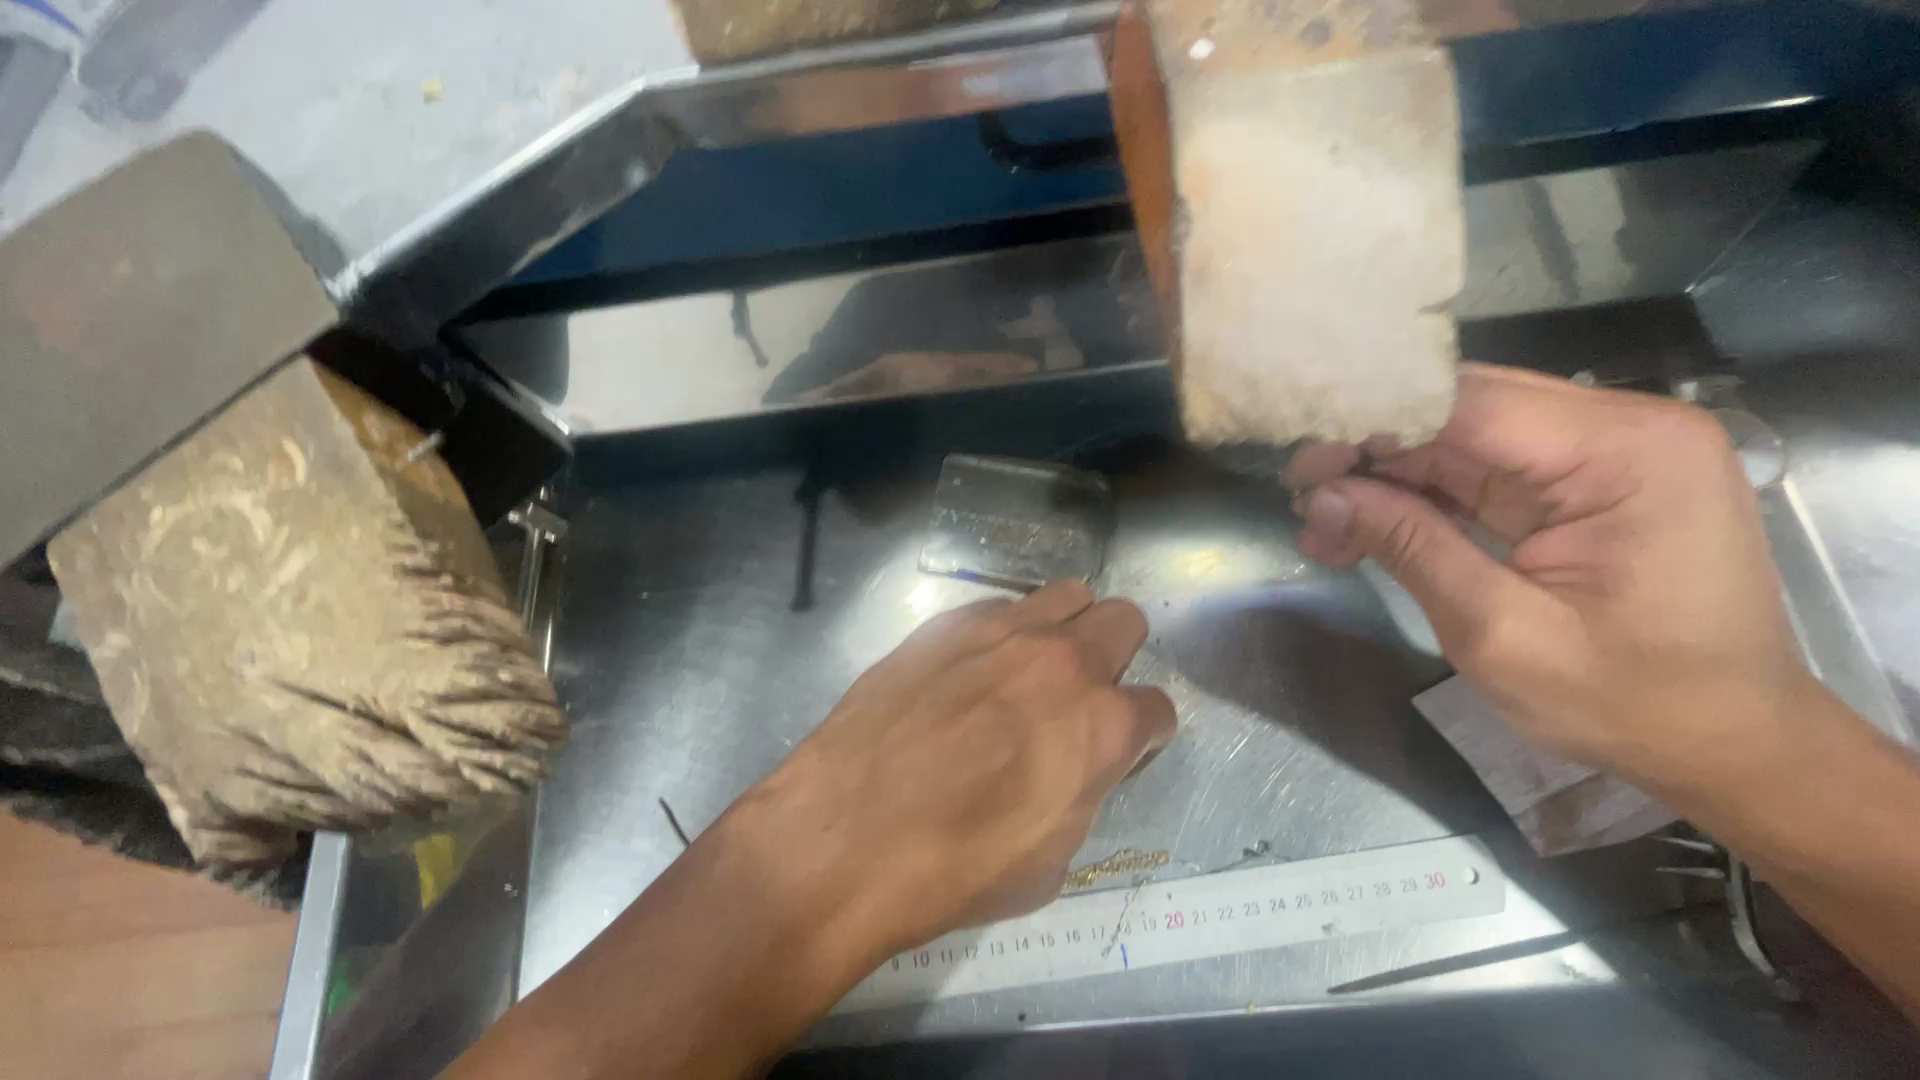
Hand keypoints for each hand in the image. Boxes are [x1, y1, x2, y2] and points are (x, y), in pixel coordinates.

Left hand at [719, 581, 1175, 958]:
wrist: (845, 838)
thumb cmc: (954, 871)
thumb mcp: (1051, 860)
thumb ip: (1082, 791)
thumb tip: (1077, 765)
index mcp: (1104, 725)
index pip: (1158, 709)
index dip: (1143, 736)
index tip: (1120, 750)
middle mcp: (1062, 662)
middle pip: (1124, 621)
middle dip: (1115, 657)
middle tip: (1081, 696)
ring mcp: (1001, 631)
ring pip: (1066, 595)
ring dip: (1063, 629)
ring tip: (1029, 670)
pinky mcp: (945, 623)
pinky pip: (998, 607)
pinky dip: (1002, 633)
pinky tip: (969, 672)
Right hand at [1287, 363, 1817, 799]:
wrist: (1729, 745)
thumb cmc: (1629, 701)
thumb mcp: (1500, 631)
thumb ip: (1411, 548)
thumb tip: (1320, 498)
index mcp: (1624, 451)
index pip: (1468, 404)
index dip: (1372, 423)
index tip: (1301, 466)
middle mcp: (1622, 428)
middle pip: (1463, 409)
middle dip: (1372, 449)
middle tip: (1300, 494)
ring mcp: (1605, 454)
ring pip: (1461, 438)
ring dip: (1386, 478)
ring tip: (1320, 523)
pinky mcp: (1583, 483)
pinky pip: (1480, 471)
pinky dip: (1419, 499)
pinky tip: (1362, 528)